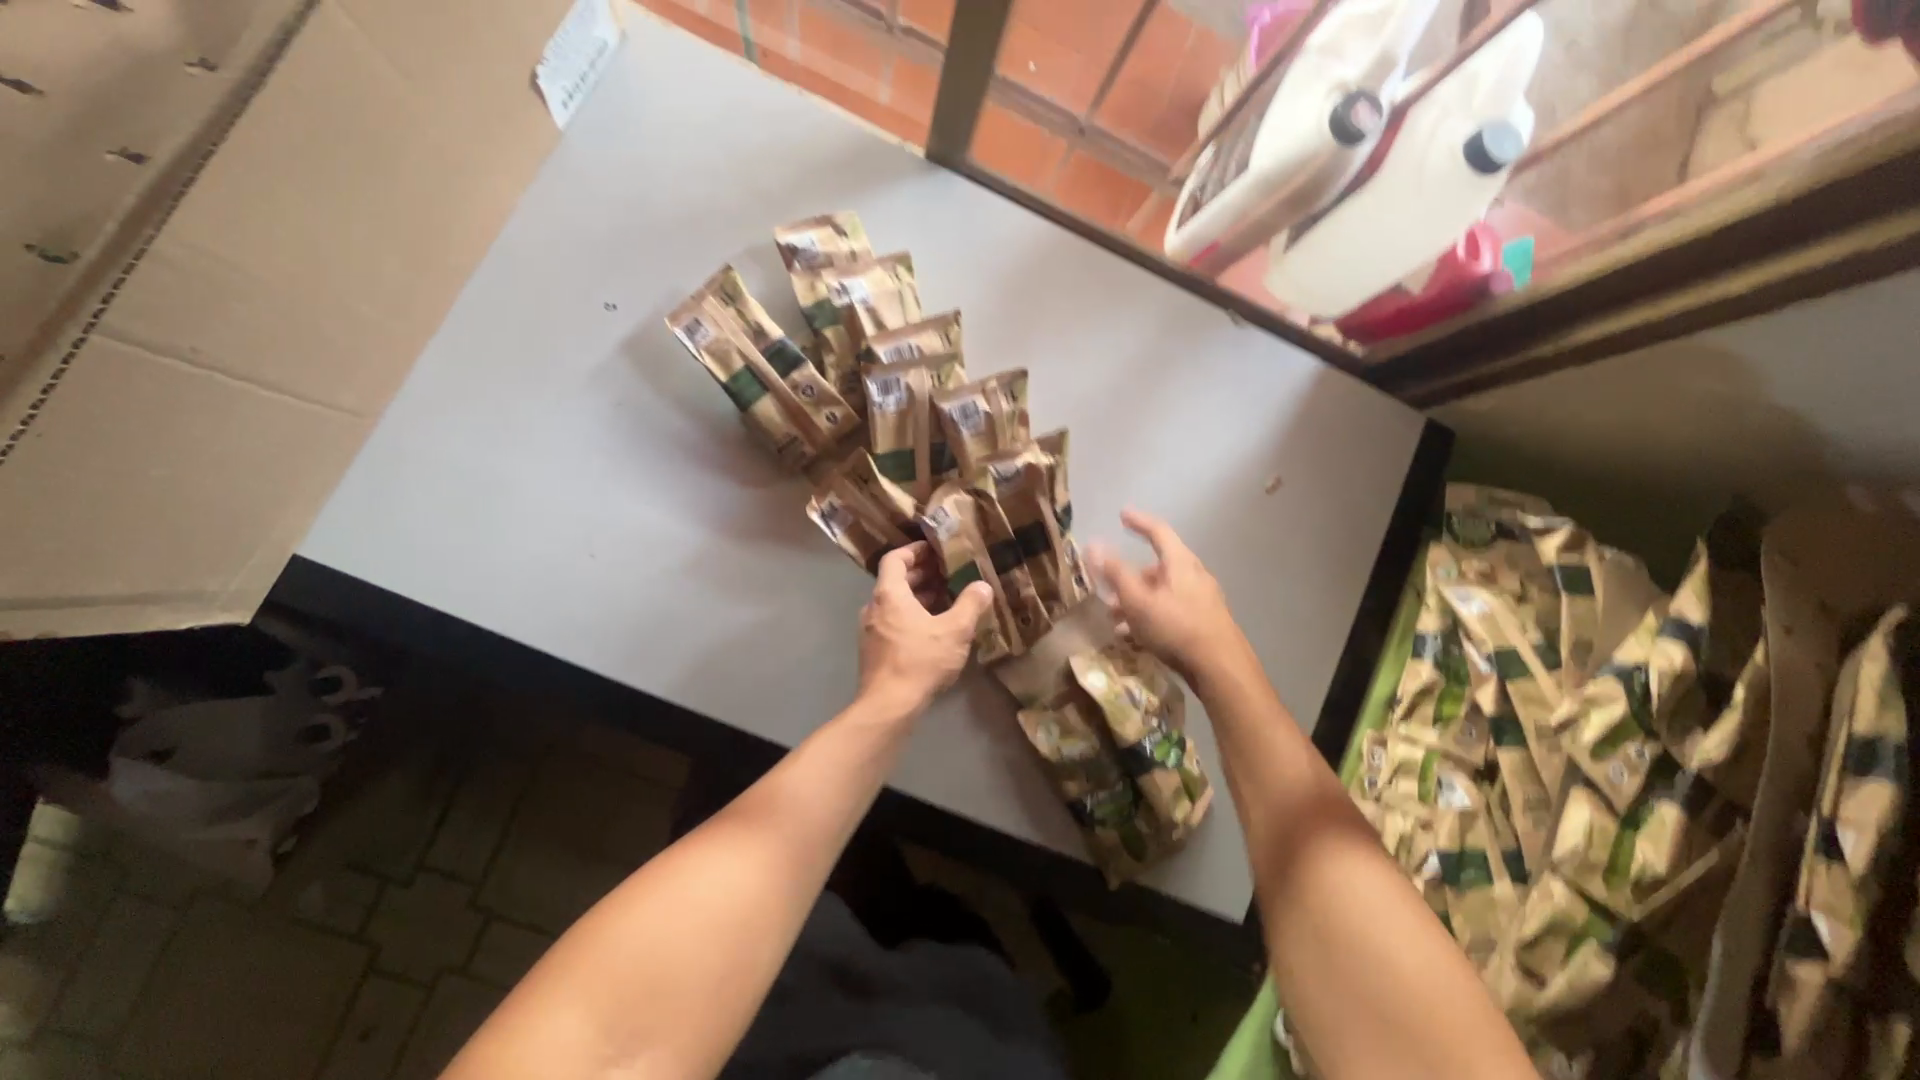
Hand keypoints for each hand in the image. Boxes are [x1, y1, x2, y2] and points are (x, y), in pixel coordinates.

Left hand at [858, 542, 994, 717]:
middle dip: (921, 575)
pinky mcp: (873, 651)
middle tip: (948, 574)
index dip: (914, 551)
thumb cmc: (920, 661)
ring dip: (917, 598)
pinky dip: (910, 617)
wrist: (888, 705)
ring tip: (945, 601)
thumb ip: (970, 605)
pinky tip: (932, 630)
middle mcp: (873, 607)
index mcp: (889, 594)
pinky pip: (892, 622)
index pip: (895, 559)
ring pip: (894, 604)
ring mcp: (869, 630)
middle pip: (894, 581)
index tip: (934, 550)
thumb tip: (983, 586)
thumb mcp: (955, 631)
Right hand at [1086, 508, 1243, 680]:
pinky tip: (1135, 636)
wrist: (1220, 668)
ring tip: (1115, 620)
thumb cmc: (1176, 628)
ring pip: (1162, 592)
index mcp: (1180, 563)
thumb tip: (1093, 545)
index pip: (1158, 531)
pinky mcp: (1205, 621)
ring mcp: (1202, 599)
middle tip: (1108, 590)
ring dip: (1136, 601)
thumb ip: (1115, 573)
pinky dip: (1150, 615)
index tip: (1122, 515)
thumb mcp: (1138, 601)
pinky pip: (1171, 609)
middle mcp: (1195, 575)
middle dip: (1129, 577)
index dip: (1139, 521)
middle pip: (1157, 567)